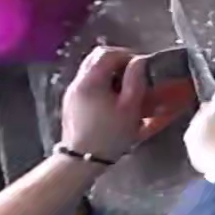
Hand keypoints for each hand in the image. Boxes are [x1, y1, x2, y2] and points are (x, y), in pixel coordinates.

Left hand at [61, 46, 194, 161]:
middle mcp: (78, 82)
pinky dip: (103, 81)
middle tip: (134, 72)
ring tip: (126, 85)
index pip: (108, 53)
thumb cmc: (110, 134)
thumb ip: (136, 79)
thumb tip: (140, 61)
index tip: (142, 67)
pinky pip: (89, 81)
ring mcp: (72, 92)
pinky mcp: (72, 103)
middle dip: (118, 59)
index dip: (128, 54)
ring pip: (92, 68)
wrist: (81, 161)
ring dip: (111, 70)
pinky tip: (114, 97)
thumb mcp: (130, 107)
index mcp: (91, 81)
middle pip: (96, 57)